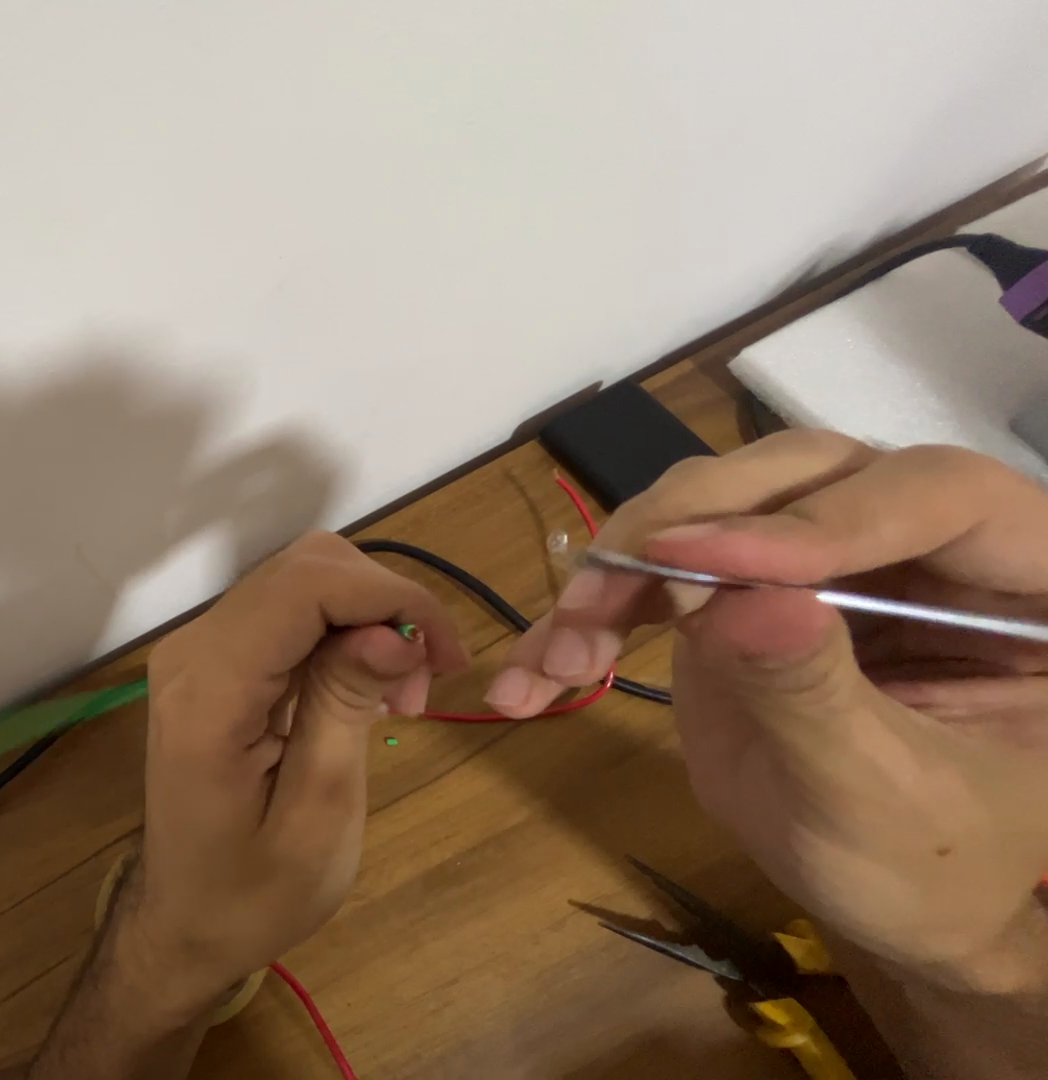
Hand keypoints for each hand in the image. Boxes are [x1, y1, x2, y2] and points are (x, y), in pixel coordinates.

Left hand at [119, 531, 468, 1016]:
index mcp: (208, 692)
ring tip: (399, 692)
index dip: (390, 597)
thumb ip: (345, 706)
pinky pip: (281, 613)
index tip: (447, 656)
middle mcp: (189, 651)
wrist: (183, 917)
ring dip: (364, 615)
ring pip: (295, 581)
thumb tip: (396, 628)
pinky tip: (362, 685)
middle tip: (426, 681)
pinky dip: (336, 630)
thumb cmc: (253, 892)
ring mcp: (192, 651)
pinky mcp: (206, 659)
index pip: (302, 587)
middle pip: (301, 570)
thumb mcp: (318, 813)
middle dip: (383, 603)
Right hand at [489, 431, 1047, 986]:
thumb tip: (739, 597)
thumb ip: (810, 692)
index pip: (929, 497)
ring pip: (687, 515)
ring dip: (605, 582)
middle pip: (782, 478)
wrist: (875, 895)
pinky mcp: (721, 594)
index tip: (685, 566)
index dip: (809, 520)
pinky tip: (527, 679)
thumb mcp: (876, 794)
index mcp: (1026, 585)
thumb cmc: (925, 866)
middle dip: (670, 535)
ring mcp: (804, 565)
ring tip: (557, 660)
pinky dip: (573, 626)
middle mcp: (910, 547)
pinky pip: (634, 579)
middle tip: (592, 601)